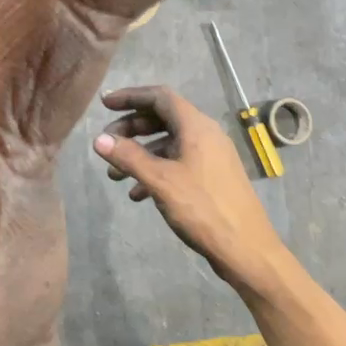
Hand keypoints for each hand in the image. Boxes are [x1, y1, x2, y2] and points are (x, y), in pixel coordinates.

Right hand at [95, 86, 291, 289]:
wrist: (245, 248)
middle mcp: (206, 134)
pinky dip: (156, 171)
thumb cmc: (203, 209)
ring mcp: (211, 156)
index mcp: (196, 126)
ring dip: (140, 154)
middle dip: (131, 128)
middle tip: (107, 143)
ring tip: (115, 176)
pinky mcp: (212, 177)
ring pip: (169, 143)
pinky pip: (178, 163)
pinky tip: (138, 195)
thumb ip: (129, 157)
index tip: (104, 105)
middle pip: (163, 118)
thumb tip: (99, 139)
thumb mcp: (161, 181)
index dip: (131, 97)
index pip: (160, 97)